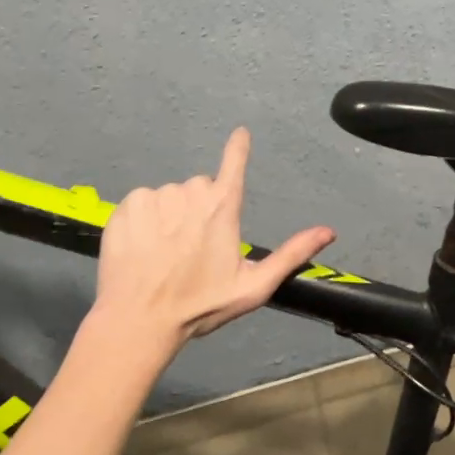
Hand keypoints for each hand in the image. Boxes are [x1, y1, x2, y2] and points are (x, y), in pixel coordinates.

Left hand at [93, 128, 334, 352]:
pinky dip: (141, 220)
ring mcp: (155, 197)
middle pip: (199, 188)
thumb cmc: (200, 305)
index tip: (240, 132)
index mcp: (222, 206)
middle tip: (191, 248)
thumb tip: (329, 232)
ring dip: (169, 216)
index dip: (238, 147)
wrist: (138, 322)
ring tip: (163, 254)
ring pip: (169, 197)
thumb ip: (292, 255)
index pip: (234, 163)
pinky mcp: (125, 207)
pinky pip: (140, 203)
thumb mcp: (253, 287)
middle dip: (199, 208)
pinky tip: (141, 248)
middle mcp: (190, 192)